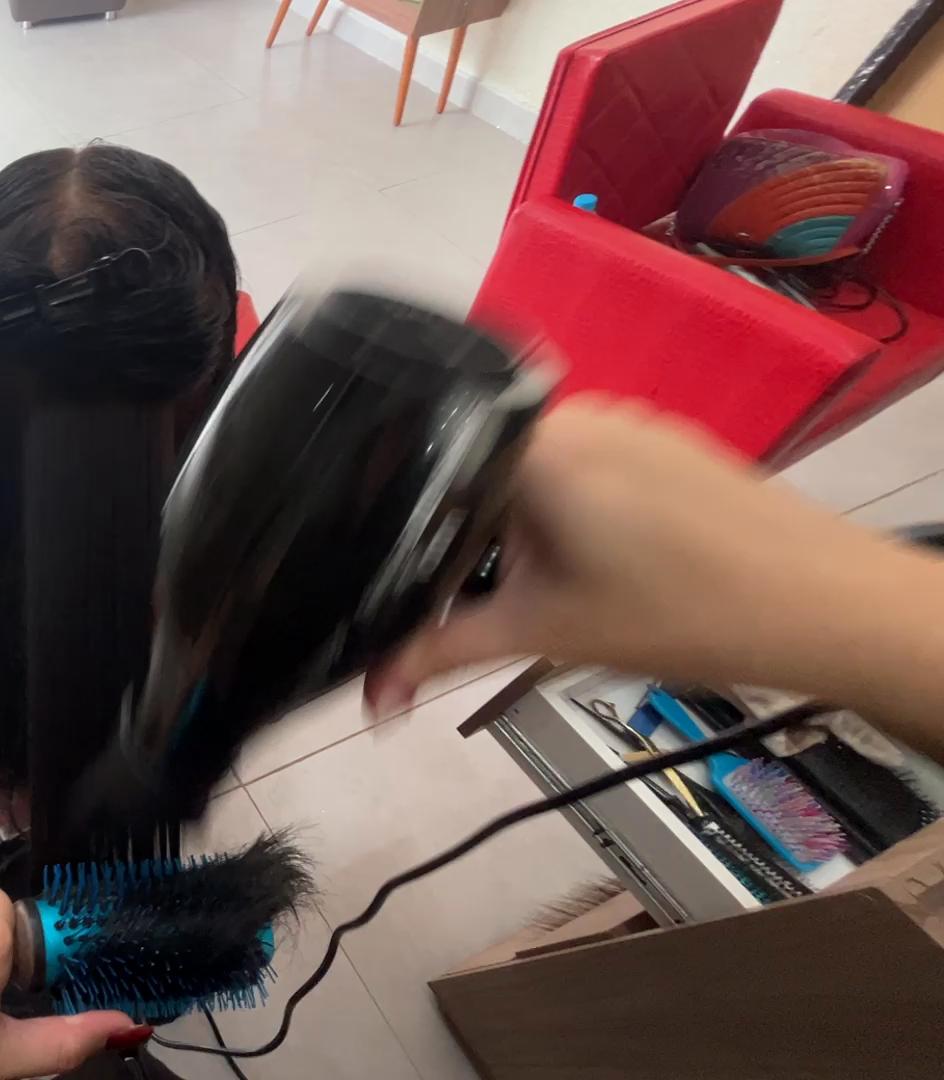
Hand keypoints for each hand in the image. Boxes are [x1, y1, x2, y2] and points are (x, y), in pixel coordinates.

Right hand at [366, 397, 922, 711]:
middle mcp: (568, 416)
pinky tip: (586, 547)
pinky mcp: (655, 434)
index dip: (404, 533)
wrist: (840, 614)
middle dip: (463, 534)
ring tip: (536, 570)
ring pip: (515, 467)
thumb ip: (438, 653)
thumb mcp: (540, 631)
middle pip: (469, 473)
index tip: (408, 577)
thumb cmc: (681, 615)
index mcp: (528, 449)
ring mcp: (619, 418)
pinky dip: (554, 501)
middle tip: (481, 586)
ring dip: (508, 519)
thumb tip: (372, 696)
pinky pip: (568, 459)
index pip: (426, 480)